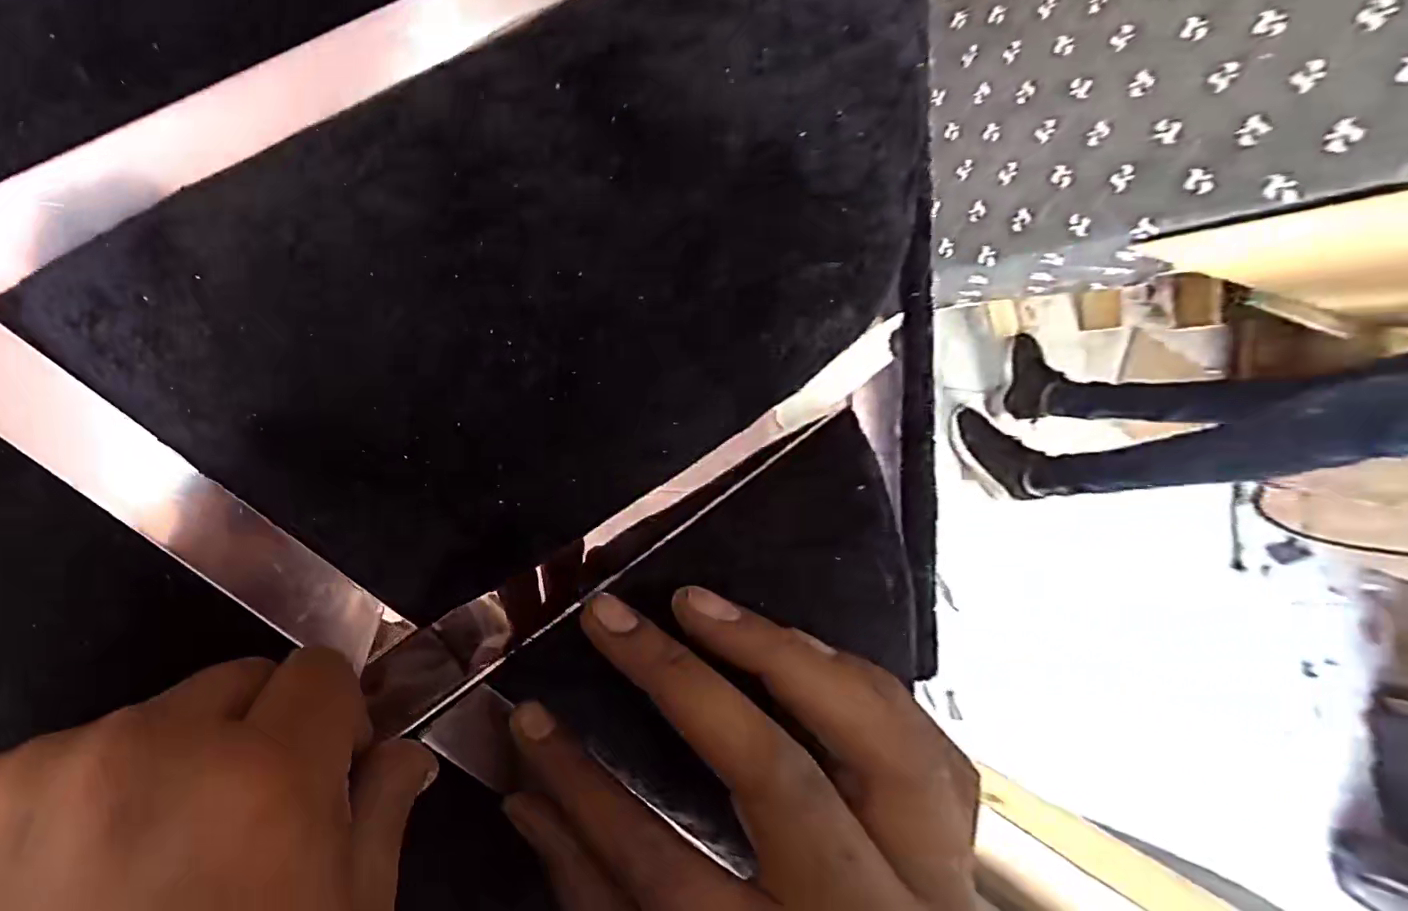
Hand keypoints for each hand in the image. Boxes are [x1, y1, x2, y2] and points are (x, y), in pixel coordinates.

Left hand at [0, 648, 436, 910]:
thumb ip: (378, 823)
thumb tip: (403, 752)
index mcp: (261, 782)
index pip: (321, 671)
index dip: (334, 718)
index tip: (327, 766)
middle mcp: (156, 747)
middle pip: (236, 681)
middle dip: (253, 738)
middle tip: (235, 831)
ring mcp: (51, 766)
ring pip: (152, 719)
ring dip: (165, 771)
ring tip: (139, 876)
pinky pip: (61, 758)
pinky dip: (77, 803)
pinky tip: (60, 892)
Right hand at [504, 587, 976, 909]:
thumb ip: (592, 890)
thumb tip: (524, 795)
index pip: (660, 864)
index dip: (581, 785)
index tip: (529, 715)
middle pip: (778, 777)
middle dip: (680, 681)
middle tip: (612, 618)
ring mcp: (932, 885)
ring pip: (879, 742)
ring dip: (779, 653)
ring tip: (698, 605)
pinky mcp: (961, 857)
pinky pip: (928, 749)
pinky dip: (855, 681)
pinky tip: (790, 644)